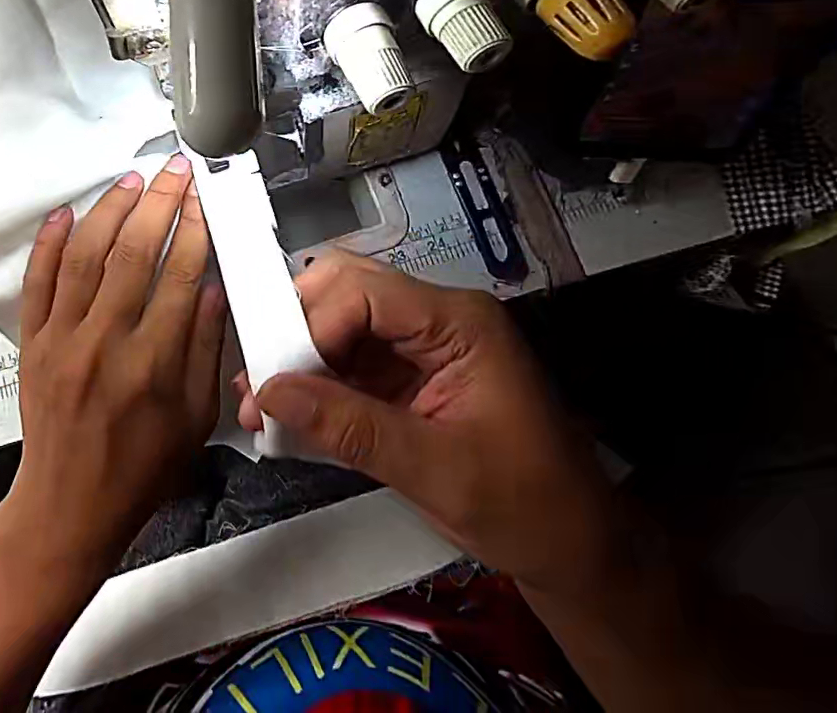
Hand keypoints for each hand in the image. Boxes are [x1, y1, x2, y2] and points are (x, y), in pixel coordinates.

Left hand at [0, 154, 226, 576]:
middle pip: (133, 253)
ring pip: (84, 256)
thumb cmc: (143, 467)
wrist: (69, 505)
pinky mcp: (32, 343)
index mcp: (153, 363)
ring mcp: (61, 339)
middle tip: (173, 170)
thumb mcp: (196, 417)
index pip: (179, 274)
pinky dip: (49, 244)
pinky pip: (37, 282)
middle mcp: (104, 342)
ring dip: (109, 211)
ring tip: (131, 182)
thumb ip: (207, 348)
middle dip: (159, 203)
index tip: (202, 197)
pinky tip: (65, 214)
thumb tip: (211, 287)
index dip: (194, 228)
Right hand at [235, 250, 618, 593]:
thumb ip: (350, 428)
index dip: (314, 326)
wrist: (574, 548)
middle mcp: (435, 318)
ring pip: (340, 322)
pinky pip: (348, 359)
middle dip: (297, 329)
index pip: (365, 291)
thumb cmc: (526, 505)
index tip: (279, 379)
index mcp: (457, 322)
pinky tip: (289, 413)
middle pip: (347, 289)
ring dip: (298, 358)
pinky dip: (315, 383)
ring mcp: (419, 344)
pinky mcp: (406, 373)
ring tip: (262, 402)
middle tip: (262, 377)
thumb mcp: (436, 471)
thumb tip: (269, 394)